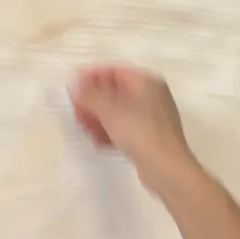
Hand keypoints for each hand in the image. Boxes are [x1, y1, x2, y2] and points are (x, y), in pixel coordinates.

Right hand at [68, 64, 200, 192]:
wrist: (166, 168)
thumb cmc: (140, 132)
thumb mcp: (110, 111)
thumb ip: (89, 95)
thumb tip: (73, 84)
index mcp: (146, 82)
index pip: (114, 71)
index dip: (91, 77)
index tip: (73, 87)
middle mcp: (151, 95)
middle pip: (115, 92)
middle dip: (93, 102)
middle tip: (76, 112)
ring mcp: (152, 117)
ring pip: (119, 112)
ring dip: (99, 118)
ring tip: (84, 129)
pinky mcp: (150, 137)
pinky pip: (126, 128)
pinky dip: (111, 131)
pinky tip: (98, 142)